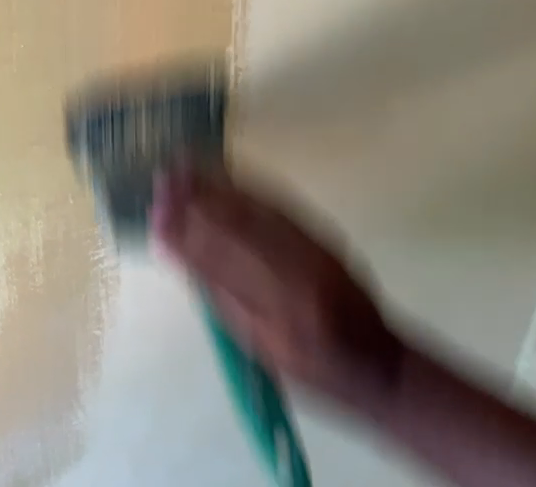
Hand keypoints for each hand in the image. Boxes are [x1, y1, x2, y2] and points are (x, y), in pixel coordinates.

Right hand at [151, 167, 404, 412]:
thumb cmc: (312, 369)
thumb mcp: (258, 348)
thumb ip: (218, 297)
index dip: (185, 236)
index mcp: (279, 312)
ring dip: (216, 187)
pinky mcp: (322, 234)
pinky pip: (278, 203)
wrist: (380, 363)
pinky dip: (246, 186)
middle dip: (195, 202)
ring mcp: (314, 249)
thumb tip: (175, 253)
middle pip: (236, 228)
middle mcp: (299, 274)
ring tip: (183, 166)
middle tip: (162, 181)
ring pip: (257, 210)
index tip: (155, 216)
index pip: (219, 263)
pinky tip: (224, 172)